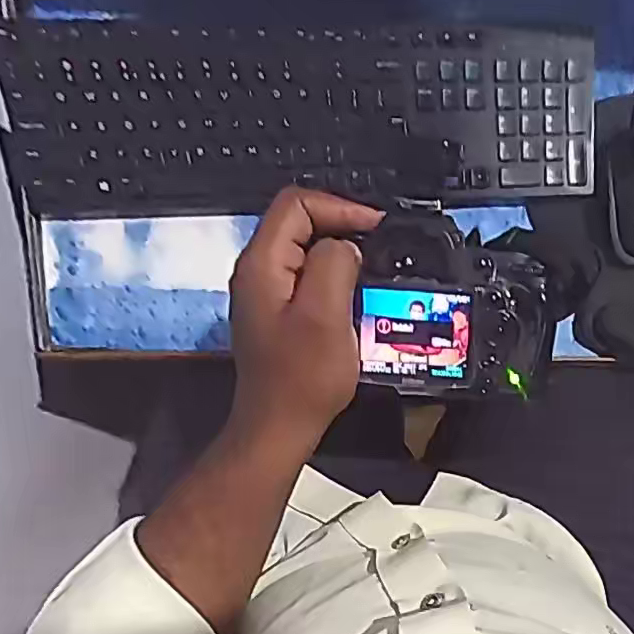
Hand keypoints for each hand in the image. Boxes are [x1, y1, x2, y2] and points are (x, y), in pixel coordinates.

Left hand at [227, 187, 383, 451]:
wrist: (279, 427)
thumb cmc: (302, 379)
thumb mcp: (325, 315)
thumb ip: (335, 265)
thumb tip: (345, 247)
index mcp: (261, 265)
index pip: (296, 205)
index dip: (339, 207)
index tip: (375, 227)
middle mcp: (256, 273)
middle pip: (298, 224)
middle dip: (341, 227)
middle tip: (378, 247)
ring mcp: (264, 295)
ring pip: (304, 252)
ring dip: (339, 254)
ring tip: (371, 269)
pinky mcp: (277, 314)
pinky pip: (305, 279)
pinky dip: (331, 277)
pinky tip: (353, 294)